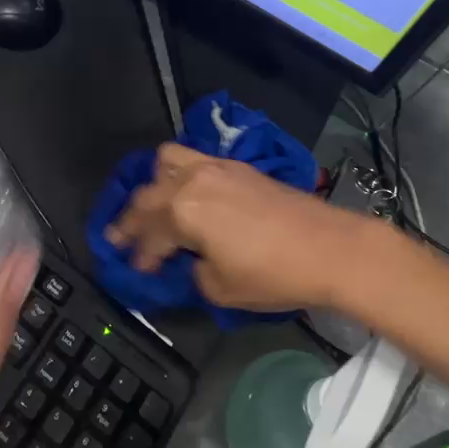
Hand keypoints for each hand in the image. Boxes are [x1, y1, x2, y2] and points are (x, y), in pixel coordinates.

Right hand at [105, 143, 366, 311]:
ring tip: (152, 203)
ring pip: (167, 162)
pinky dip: (179, 173)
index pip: (149, 236)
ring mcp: (215, 167)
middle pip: (148, 195)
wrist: (329, 247)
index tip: (134, 270)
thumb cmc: (273, 274)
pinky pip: (193, 159)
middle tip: (119, 236)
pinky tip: (185, 191)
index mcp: (182, 212)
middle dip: (132, 219)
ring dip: (153, 184)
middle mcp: (191, 181)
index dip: (139, 257)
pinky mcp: (236, 166)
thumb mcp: (222, 288)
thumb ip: (194, 273)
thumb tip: (191, 263)